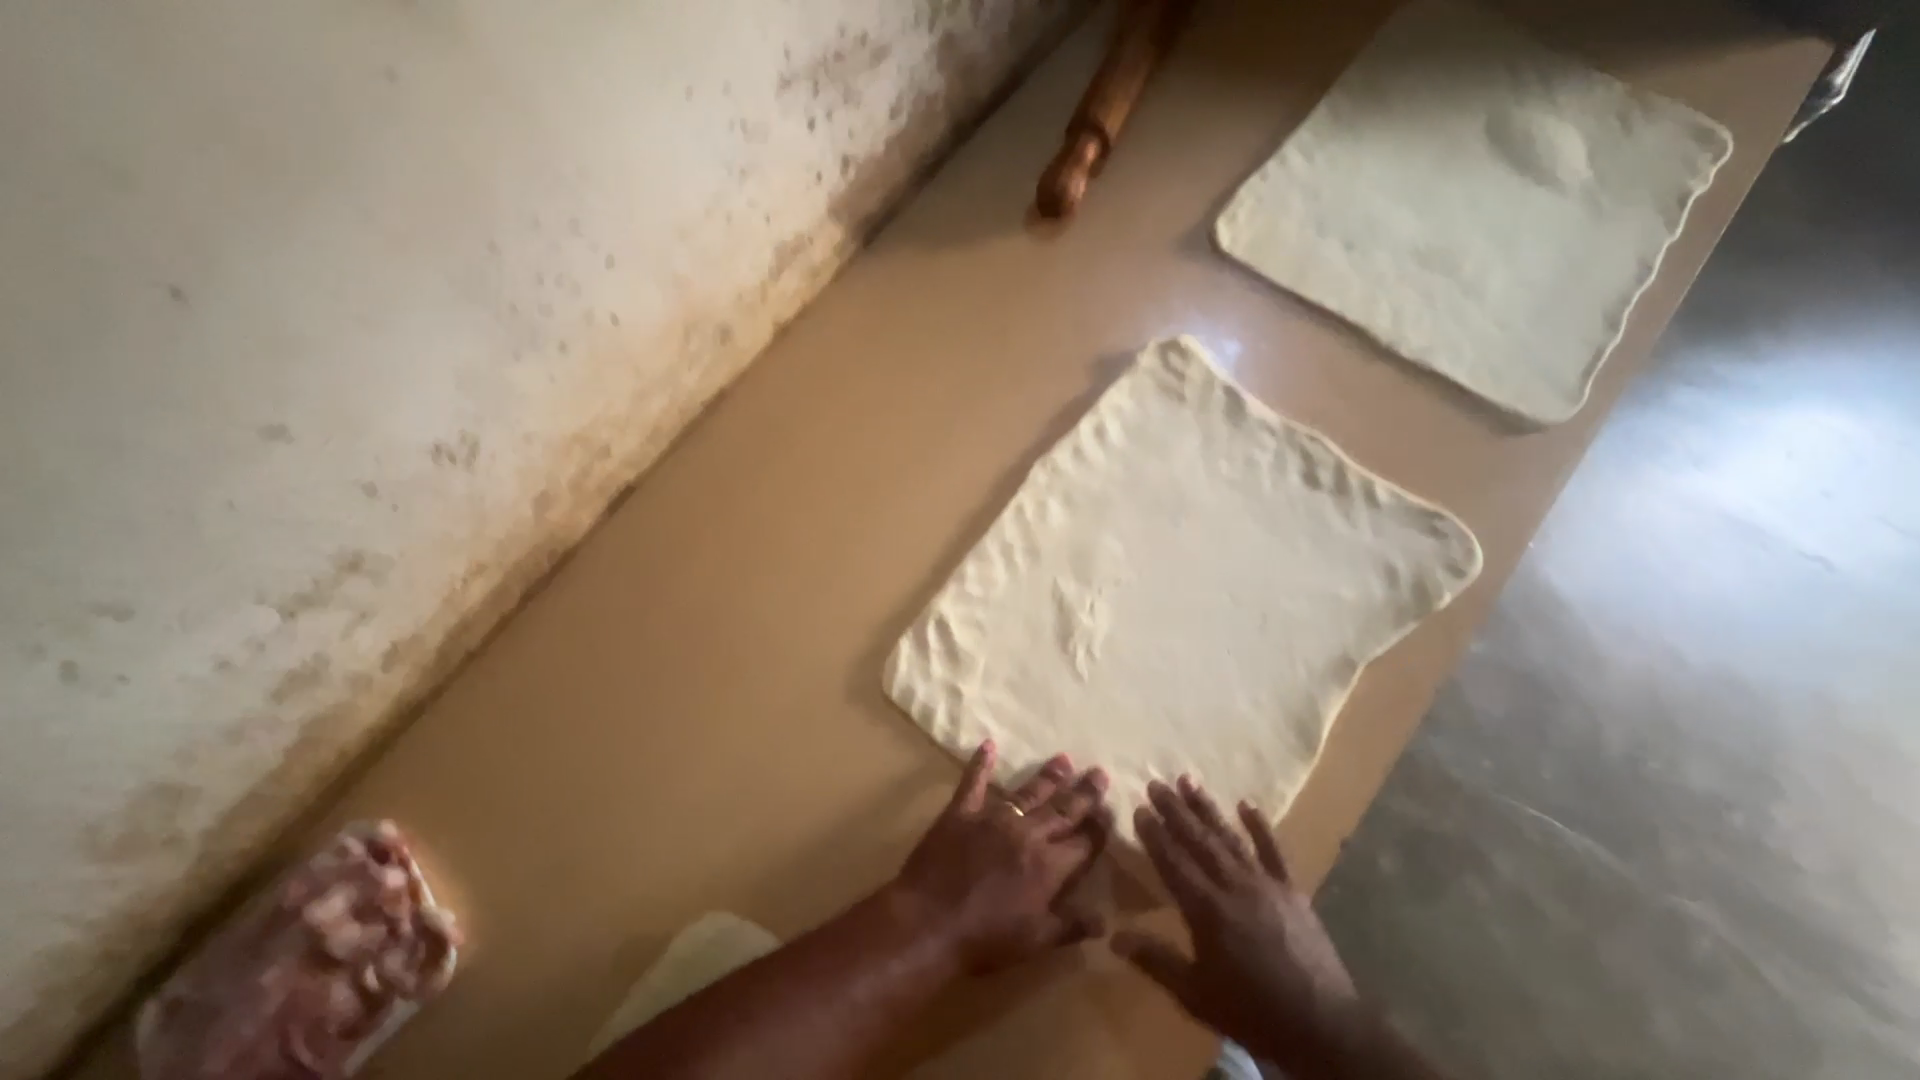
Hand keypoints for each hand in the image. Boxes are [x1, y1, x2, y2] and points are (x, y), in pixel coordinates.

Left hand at [891, 740, 1112, 974]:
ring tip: (1063, 759)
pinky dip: (981, 764)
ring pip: (1027, 793)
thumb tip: (1105, 919)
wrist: (928, 923)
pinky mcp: (960, 814)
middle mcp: (1027, 835)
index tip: (1111, 810)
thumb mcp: (1035, 941)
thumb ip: (1071, 926)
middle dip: (1083, 792)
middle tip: (1099, 772)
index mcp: (1049, 867)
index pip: (1084, 843)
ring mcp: (992, 819)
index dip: (1099, 828)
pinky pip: (973, 783)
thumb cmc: (984, 939)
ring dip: (1048, 776)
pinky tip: (988, 744)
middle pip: (1062, 810)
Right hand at [1114, 777, 1361, 1072]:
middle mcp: (1233, 886)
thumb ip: (1156, 961)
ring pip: (1230, 838)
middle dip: (1175, 811)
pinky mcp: (1292, 890)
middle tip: (1156, 783)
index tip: (1139, 808)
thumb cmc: (1252, 1011)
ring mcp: (1266, 884)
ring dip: (1207, 809)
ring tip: (1188, 781)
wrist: (1323, 1024)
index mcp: (1206, 910)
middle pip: (1198, 841)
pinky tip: (1247, 804)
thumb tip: (1114, 937)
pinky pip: (1274, 850)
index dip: (1154, 835)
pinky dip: (1260, 826)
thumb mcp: (1195, 994)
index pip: (1172, 863)